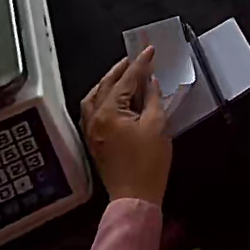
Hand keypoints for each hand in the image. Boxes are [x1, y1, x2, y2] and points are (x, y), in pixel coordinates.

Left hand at [80, 46, 172, 203]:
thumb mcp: (157, 125)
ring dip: (109, 82)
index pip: (126, 80)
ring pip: (94, 97)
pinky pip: (93, 110)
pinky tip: (114, 97)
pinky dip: (102, 97)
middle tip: (136, 59)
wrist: (135, 198)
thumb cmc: (148, 163)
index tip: (150, 51)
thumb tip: (150, 82)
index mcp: (109, 113)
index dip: (140, 64)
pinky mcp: (95, 141)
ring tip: (124, 74)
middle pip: (105, 85)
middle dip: (121, 70)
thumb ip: (153, 99)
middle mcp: (94, 119)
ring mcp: (92, 130)